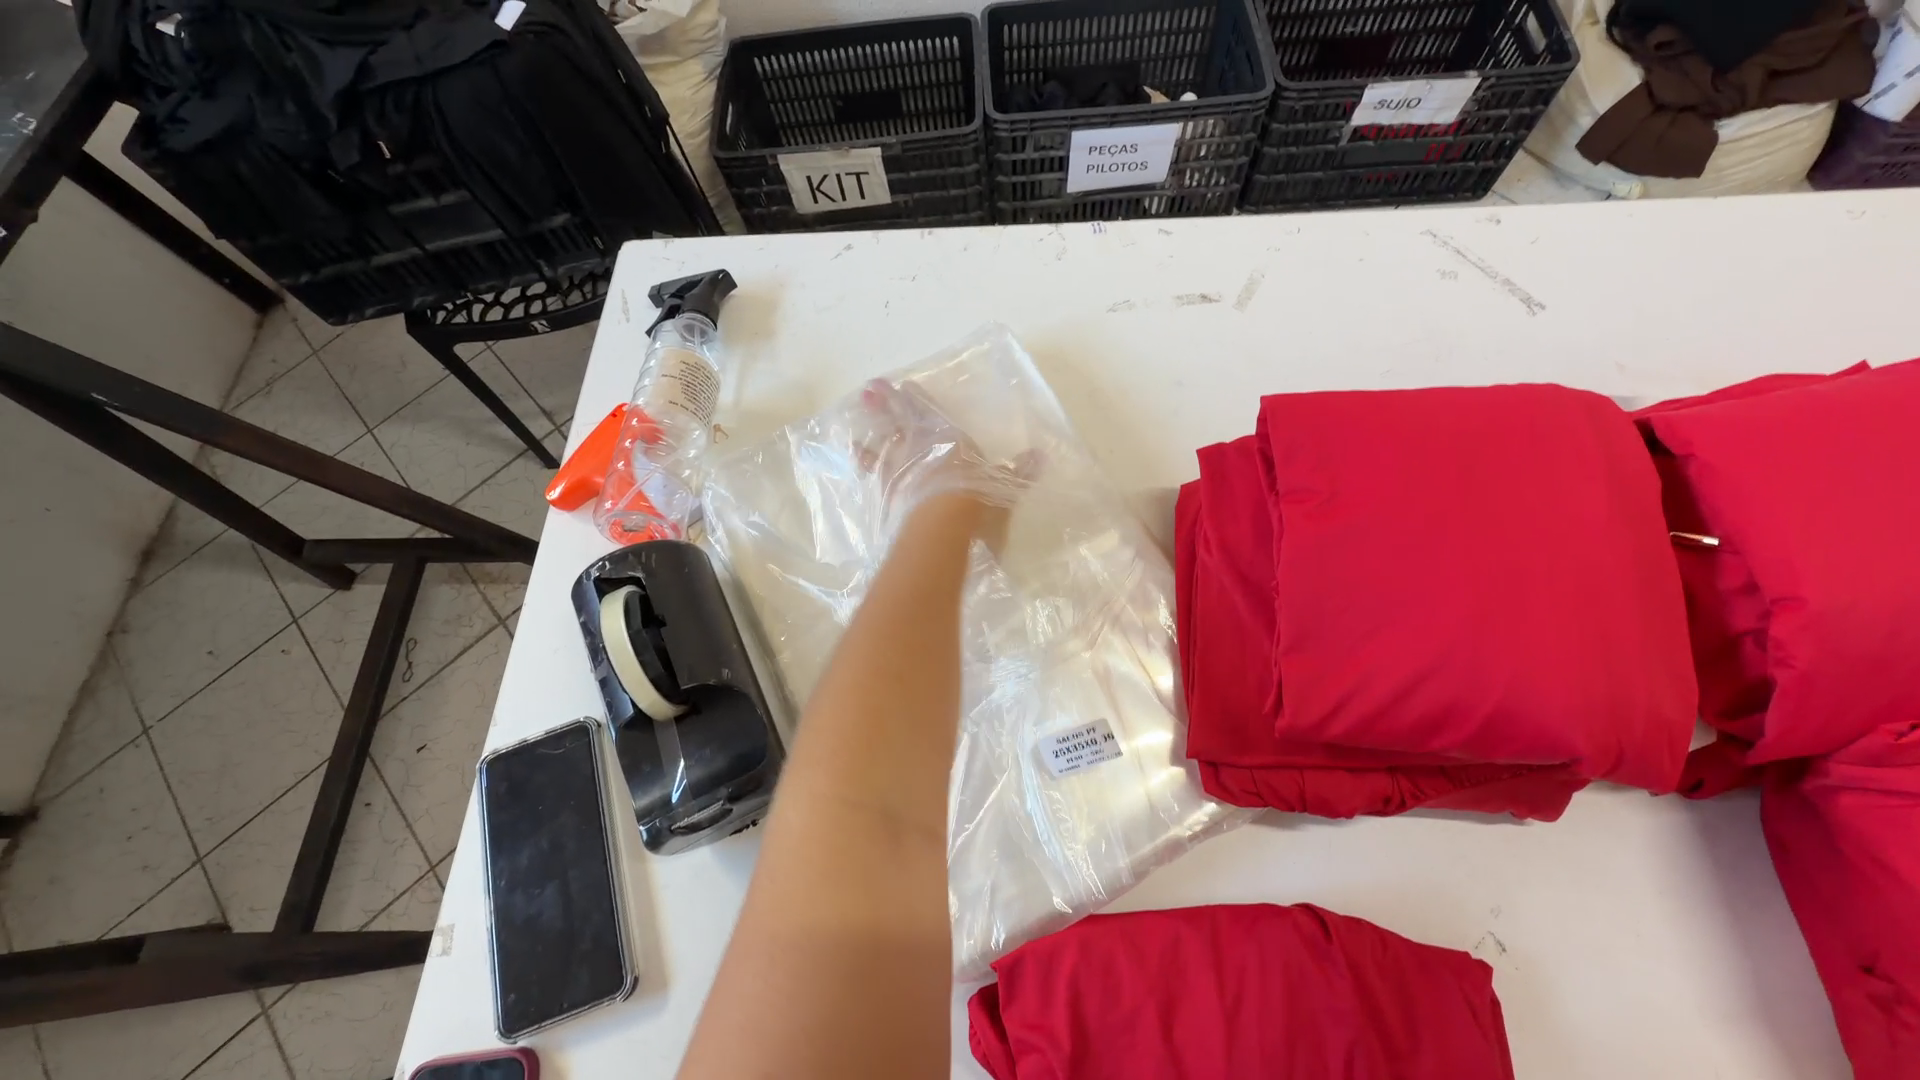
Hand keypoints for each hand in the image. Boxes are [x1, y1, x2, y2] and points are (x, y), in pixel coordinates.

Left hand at [855, 378, 1038, 548]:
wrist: (943, 521)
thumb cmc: (976, 497)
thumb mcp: (1003, 486)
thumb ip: (1018, 471)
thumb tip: (1040, 456)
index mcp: (951, 439)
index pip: (930, 413)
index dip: (917, 399)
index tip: (906, 386)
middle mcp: (921, 445)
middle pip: (901, 418)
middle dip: (886, 402)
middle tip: (871, 387)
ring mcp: (899, 465)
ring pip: (882, 438)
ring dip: (871, 423)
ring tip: (858, 410)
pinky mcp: (885, 487)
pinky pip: (870, 469)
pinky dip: (861, 459)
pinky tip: (852, 452)